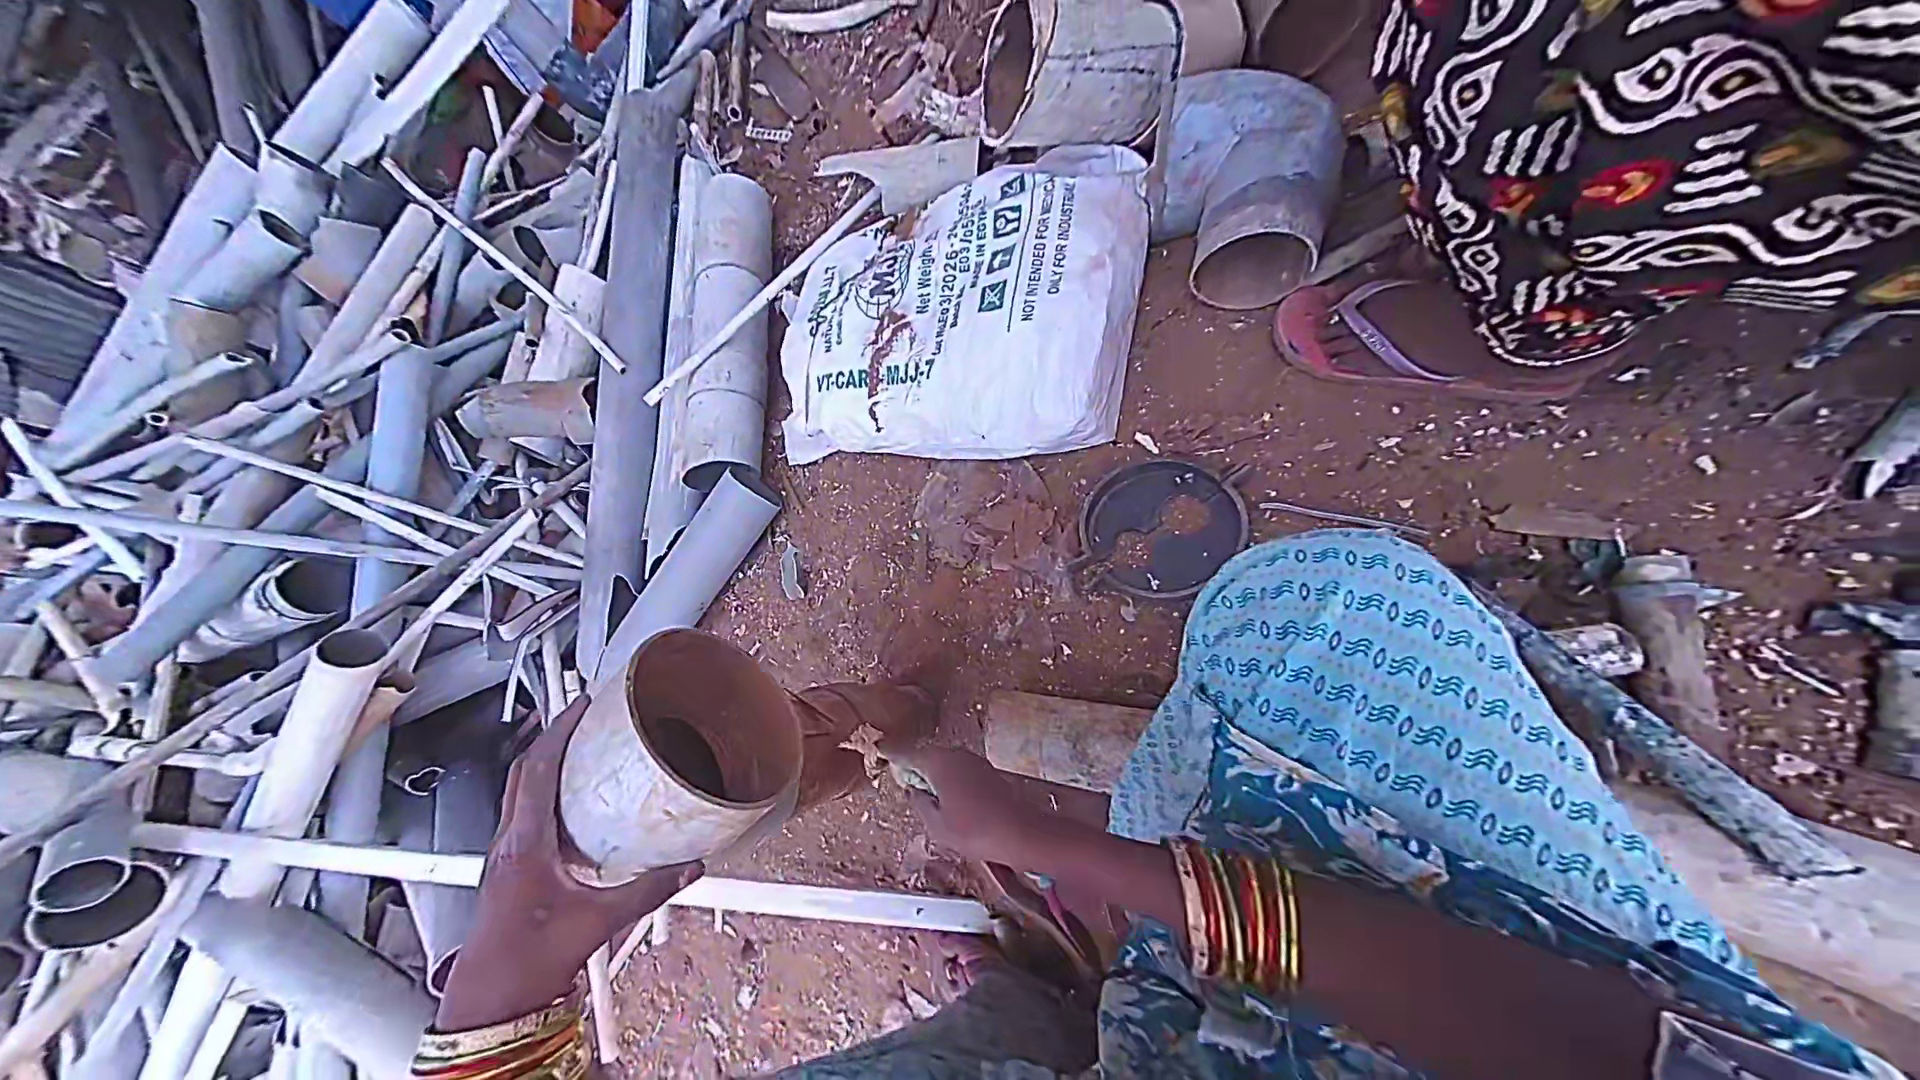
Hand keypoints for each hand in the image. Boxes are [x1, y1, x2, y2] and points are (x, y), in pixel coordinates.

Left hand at [435, 694, 701, 1029]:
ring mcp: (506, 853)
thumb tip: (691, 865)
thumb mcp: (600, 920)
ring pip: (519, 789)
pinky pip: (525, 810)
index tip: (582, 705)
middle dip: (553, 735)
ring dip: (547, 760)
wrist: (491, 1001)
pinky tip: (574, 799)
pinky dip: (547, 788)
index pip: (537, 769)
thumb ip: (651, 889)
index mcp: (526, 844)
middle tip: (585, 716)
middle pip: (523, 770)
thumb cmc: (528, 962)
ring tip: (581, 746)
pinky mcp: (511, 865)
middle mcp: (509, 842)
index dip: (559, 731)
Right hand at [886, 745, 1049, 867]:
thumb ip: (919, 803)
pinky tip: (948, 797)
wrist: (1020, 832)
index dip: (892, 754)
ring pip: (944, 761)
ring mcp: (973, 760)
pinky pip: (957, 768)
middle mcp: (956, 754)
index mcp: (939, 763)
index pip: (908, 754)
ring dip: (932, 773)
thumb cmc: (976, 831)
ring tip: (925, 794)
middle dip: (914, 766)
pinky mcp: (985, 770)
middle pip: (927, 755)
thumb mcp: (937, 825)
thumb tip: (913, 791)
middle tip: (902, 780)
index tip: (879, 749)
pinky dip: (947, 778)